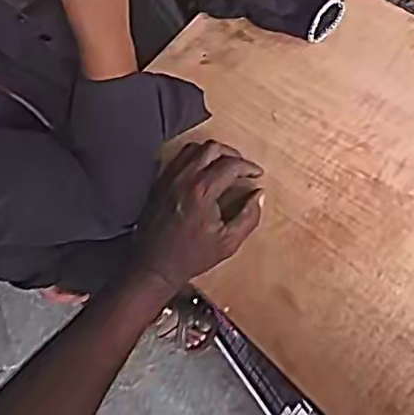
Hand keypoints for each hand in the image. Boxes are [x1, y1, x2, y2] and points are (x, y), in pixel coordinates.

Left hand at [132, 141, 263, 291]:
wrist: (154, 266)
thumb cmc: (190, 256)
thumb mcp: (228, 243)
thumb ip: (249, 216)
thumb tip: (259, 195)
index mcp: (202, 192)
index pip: (231, 165)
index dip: (249, 167)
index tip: (256, 174)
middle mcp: (184, 179)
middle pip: (213, 148)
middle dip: (233, 154)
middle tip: (241, 167)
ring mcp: (169, 178)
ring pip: (194, 148)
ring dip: (212, 153)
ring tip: (222, 165)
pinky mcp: (158, 182)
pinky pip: (178, 157)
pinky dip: (193, 157)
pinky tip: (201, 170)